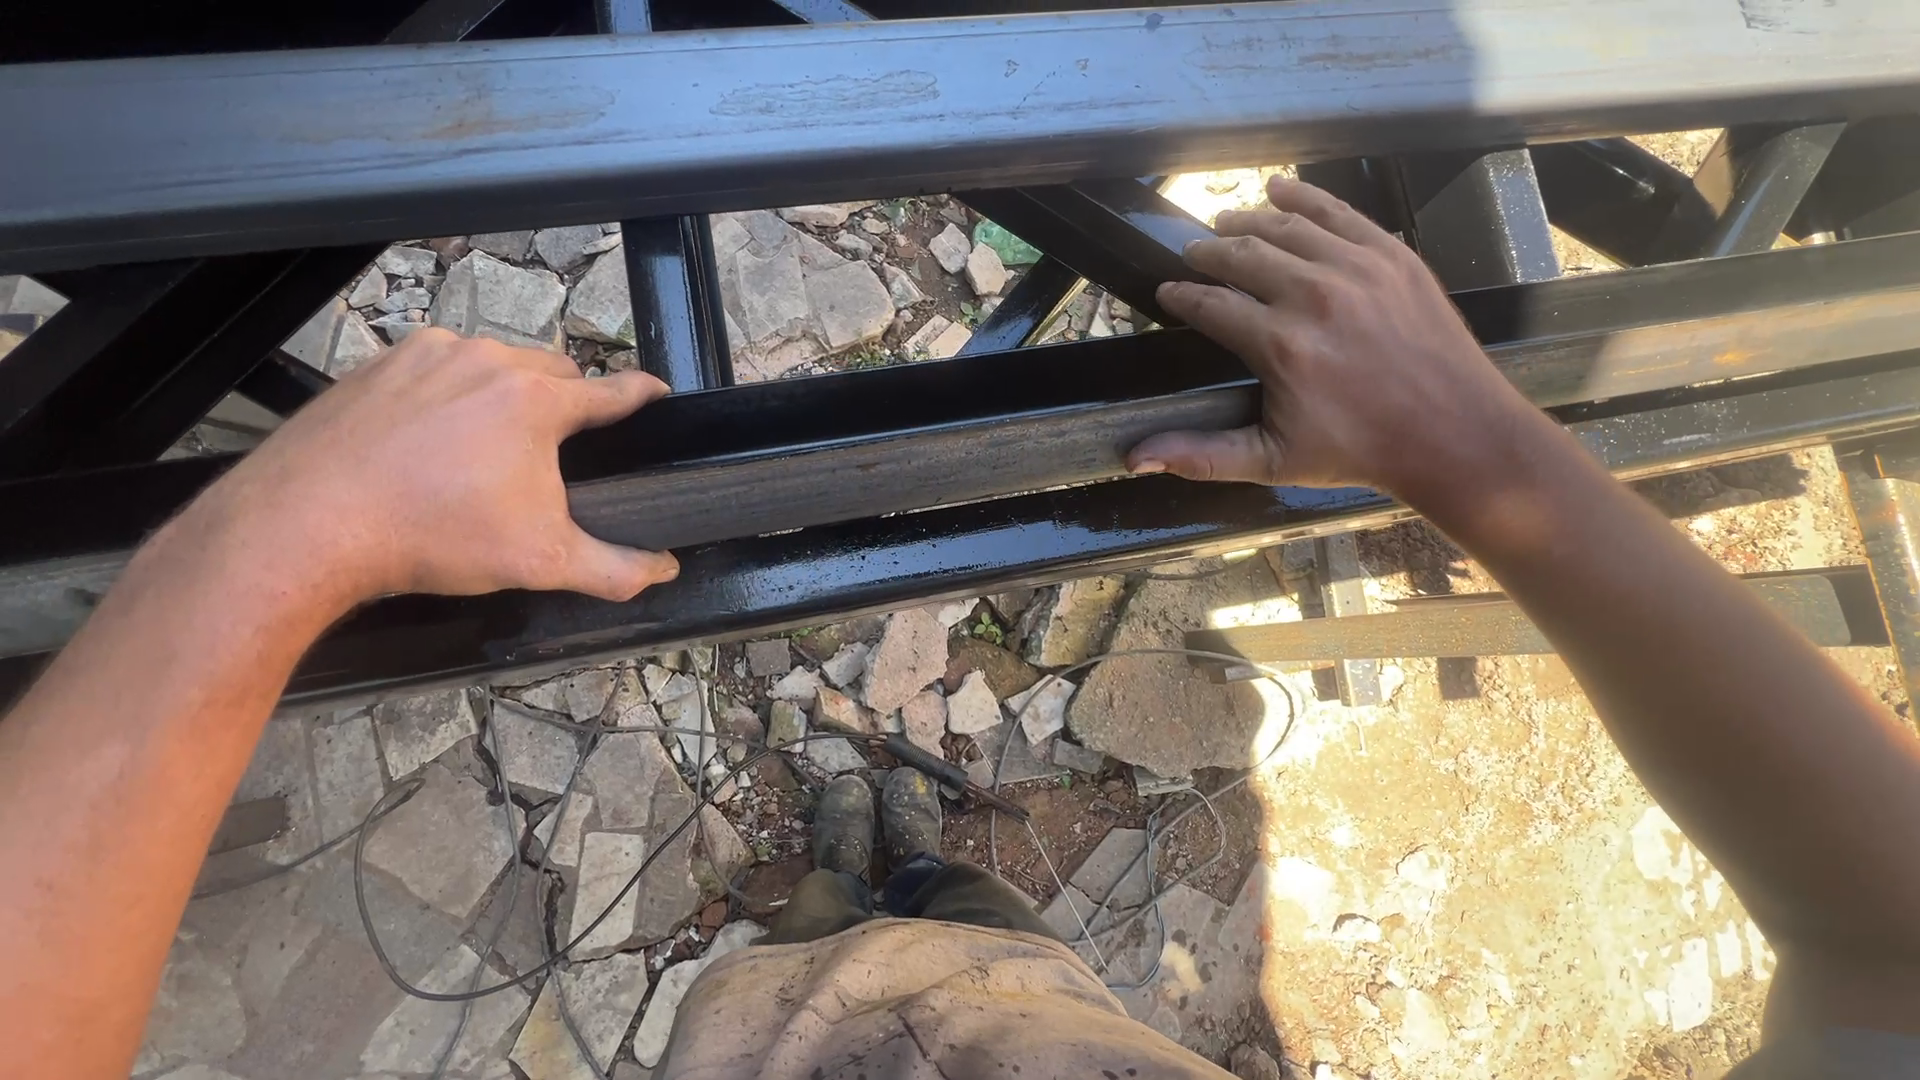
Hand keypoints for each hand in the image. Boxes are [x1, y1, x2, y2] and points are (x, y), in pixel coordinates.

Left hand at [186, 328, 679, 605]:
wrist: (303, 527)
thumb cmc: (432, 538)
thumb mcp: (542, 562)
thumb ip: (617, 569)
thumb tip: (664, 569)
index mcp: (536, 401)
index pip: (613, 390)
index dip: (644, 394)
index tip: (659, 394)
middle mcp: (487, 362)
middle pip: (556, 372)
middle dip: (569, 403)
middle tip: (558, 451)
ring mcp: (428, 355)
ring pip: (499, 363)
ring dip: (512, 394)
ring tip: (494, 446)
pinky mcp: (380, 363)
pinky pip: (443, 364)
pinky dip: (457, 391)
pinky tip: (439, 436)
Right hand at [1128, 177, 1543, 501]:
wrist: (1453, 433)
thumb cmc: (1356, 450)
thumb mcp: (1270, 462)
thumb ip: (1200, 456)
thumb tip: (1136, 458)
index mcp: (1280, 346)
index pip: (1211, 304)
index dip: (1181, 296)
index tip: (1166, 291)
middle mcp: (1314, 295)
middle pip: (1242, 255)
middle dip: (1207, 253)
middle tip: (1190, 254)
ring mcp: (1358, 267)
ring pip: (1285, 226)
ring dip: (1246, 221)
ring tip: (1223, 224)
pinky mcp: (1392, 255)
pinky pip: (1339, 211)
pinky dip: (1304, 195)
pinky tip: (1278, 188)